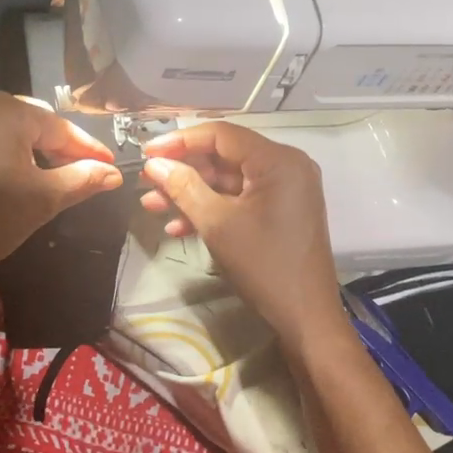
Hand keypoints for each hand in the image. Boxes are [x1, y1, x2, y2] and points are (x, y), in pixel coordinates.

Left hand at [0, 92, 122, 288]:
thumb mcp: (43, 199)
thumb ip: (82, 180)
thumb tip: (113, 174)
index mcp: (9, 111)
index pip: (61, 128)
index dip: (89, 150)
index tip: (110, 167)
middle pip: (33, 122)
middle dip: (59, 147)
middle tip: (81, 172)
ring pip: (6, 128)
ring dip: (31, 149)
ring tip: (49, 175)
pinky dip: (2, 151)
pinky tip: (10, 176)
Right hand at [139, 122, 345, 343]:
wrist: (306, 317)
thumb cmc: (264, 266)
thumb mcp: (217, 224)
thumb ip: (184, 187)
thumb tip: (154, 164)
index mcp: (278, 160)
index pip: (221, 135)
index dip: (179, 141)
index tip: (146, 153)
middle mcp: (286, 165)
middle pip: (223, 156)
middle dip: (183, 171)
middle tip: (147, 183)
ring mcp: (286, 189)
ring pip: (228, 179)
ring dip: (191, 192)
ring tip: (153, 206)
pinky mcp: (281, 210)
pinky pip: (240, 198)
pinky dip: (211, 208)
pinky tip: (179, 227)